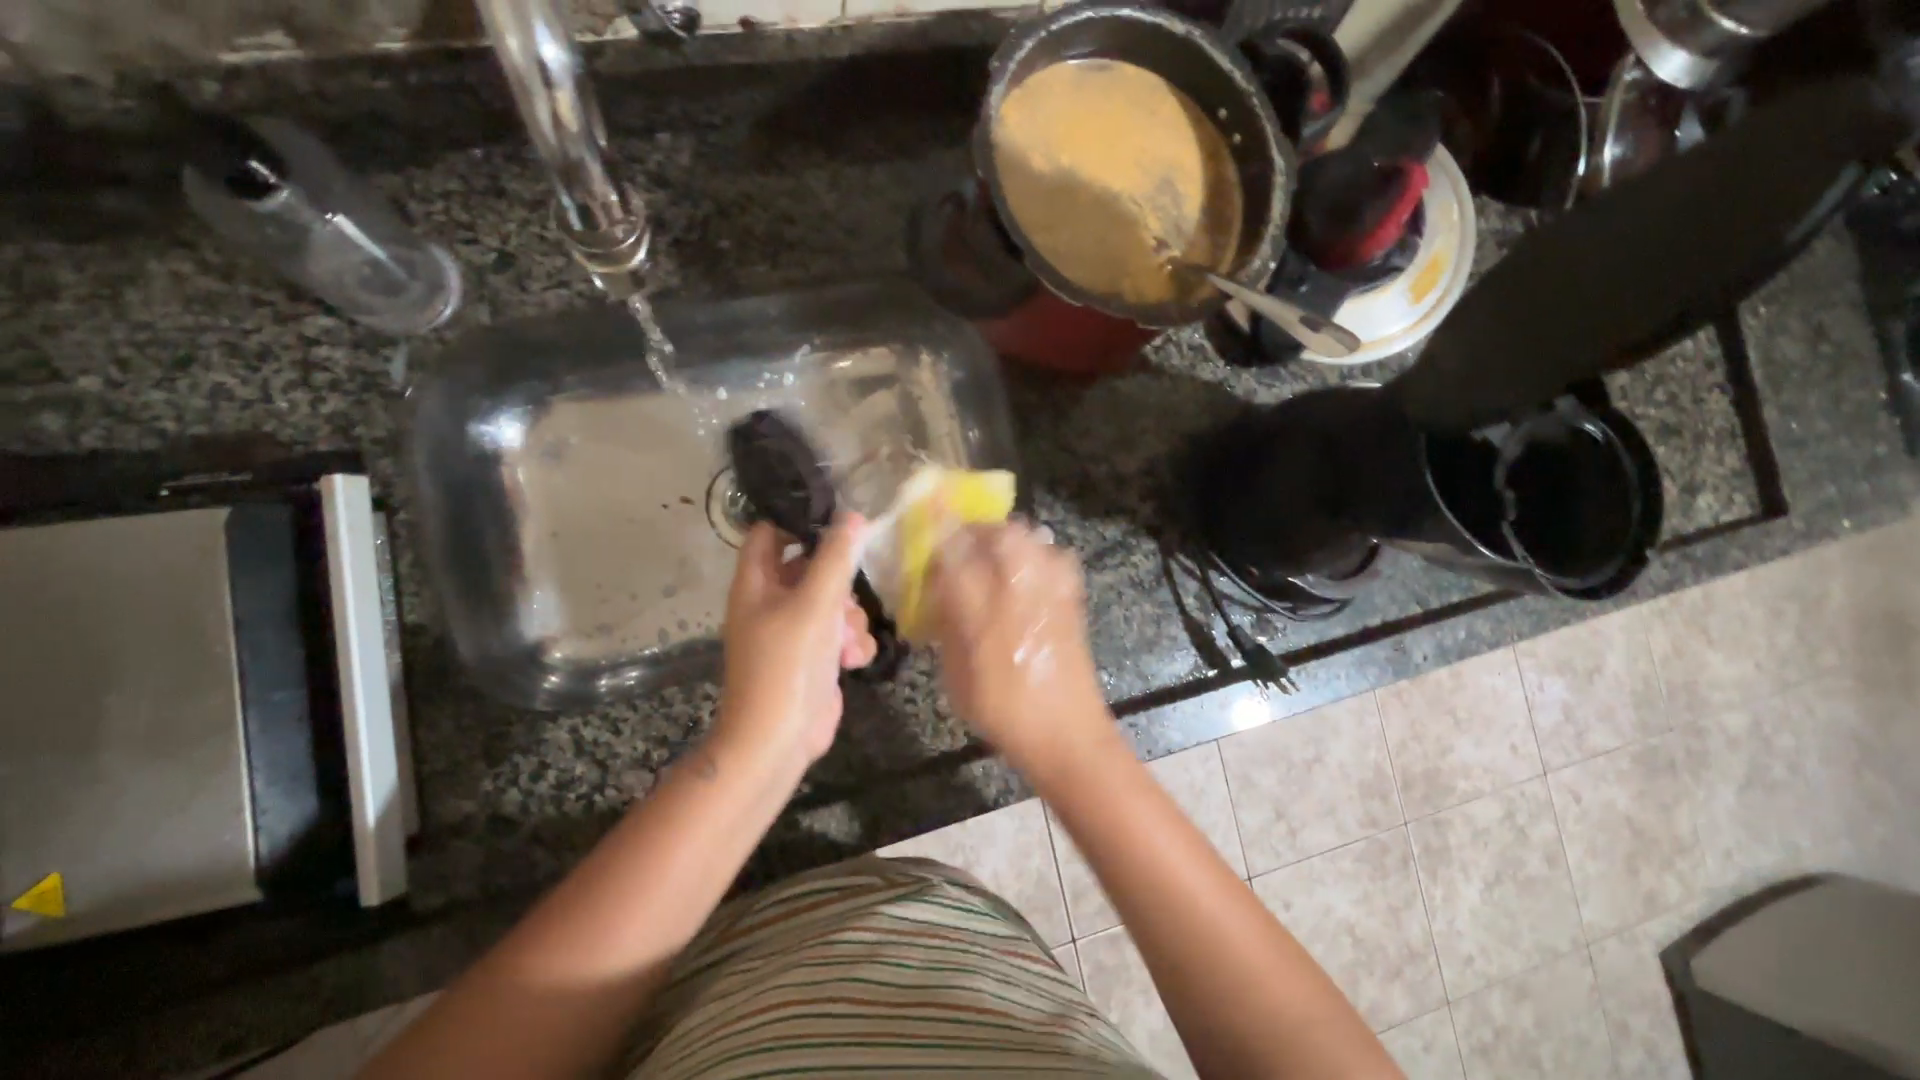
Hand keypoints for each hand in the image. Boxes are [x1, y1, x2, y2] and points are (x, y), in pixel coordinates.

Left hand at [716, 516, 876, 766]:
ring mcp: (795, 632)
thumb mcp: (814, 604)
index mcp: (756, 583)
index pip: (770, 532)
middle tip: (849, 594)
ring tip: (847, 643)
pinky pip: (843, 635)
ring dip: (851, 619)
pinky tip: (854, 661)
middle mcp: (772, 603)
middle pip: (813, 568)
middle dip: (840, 582)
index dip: (799, 522)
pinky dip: (853, 645)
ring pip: (835, 603)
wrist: (778, 738)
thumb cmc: (787, 664)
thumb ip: (835, 558)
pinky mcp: (816, 658)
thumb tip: (853, 515)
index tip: (838, 523)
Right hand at [925, 521, 1111, 777]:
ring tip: (996, 549)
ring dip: (1010, 535)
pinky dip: (1040, 552)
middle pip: (1002, 534)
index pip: (955, 556)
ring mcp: (1050, 593)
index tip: (928, 519)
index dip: (939, 532)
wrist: (1066, 734)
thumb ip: (947, 630)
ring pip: (1032, 538)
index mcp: (981, 615)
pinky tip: (1029, 569)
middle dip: (979, 527)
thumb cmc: (1002, 714)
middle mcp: (1017, 594)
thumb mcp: (956, 678)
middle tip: (964, 538)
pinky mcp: (1072, 601)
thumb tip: (940, 597)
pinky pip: (1056, 557)